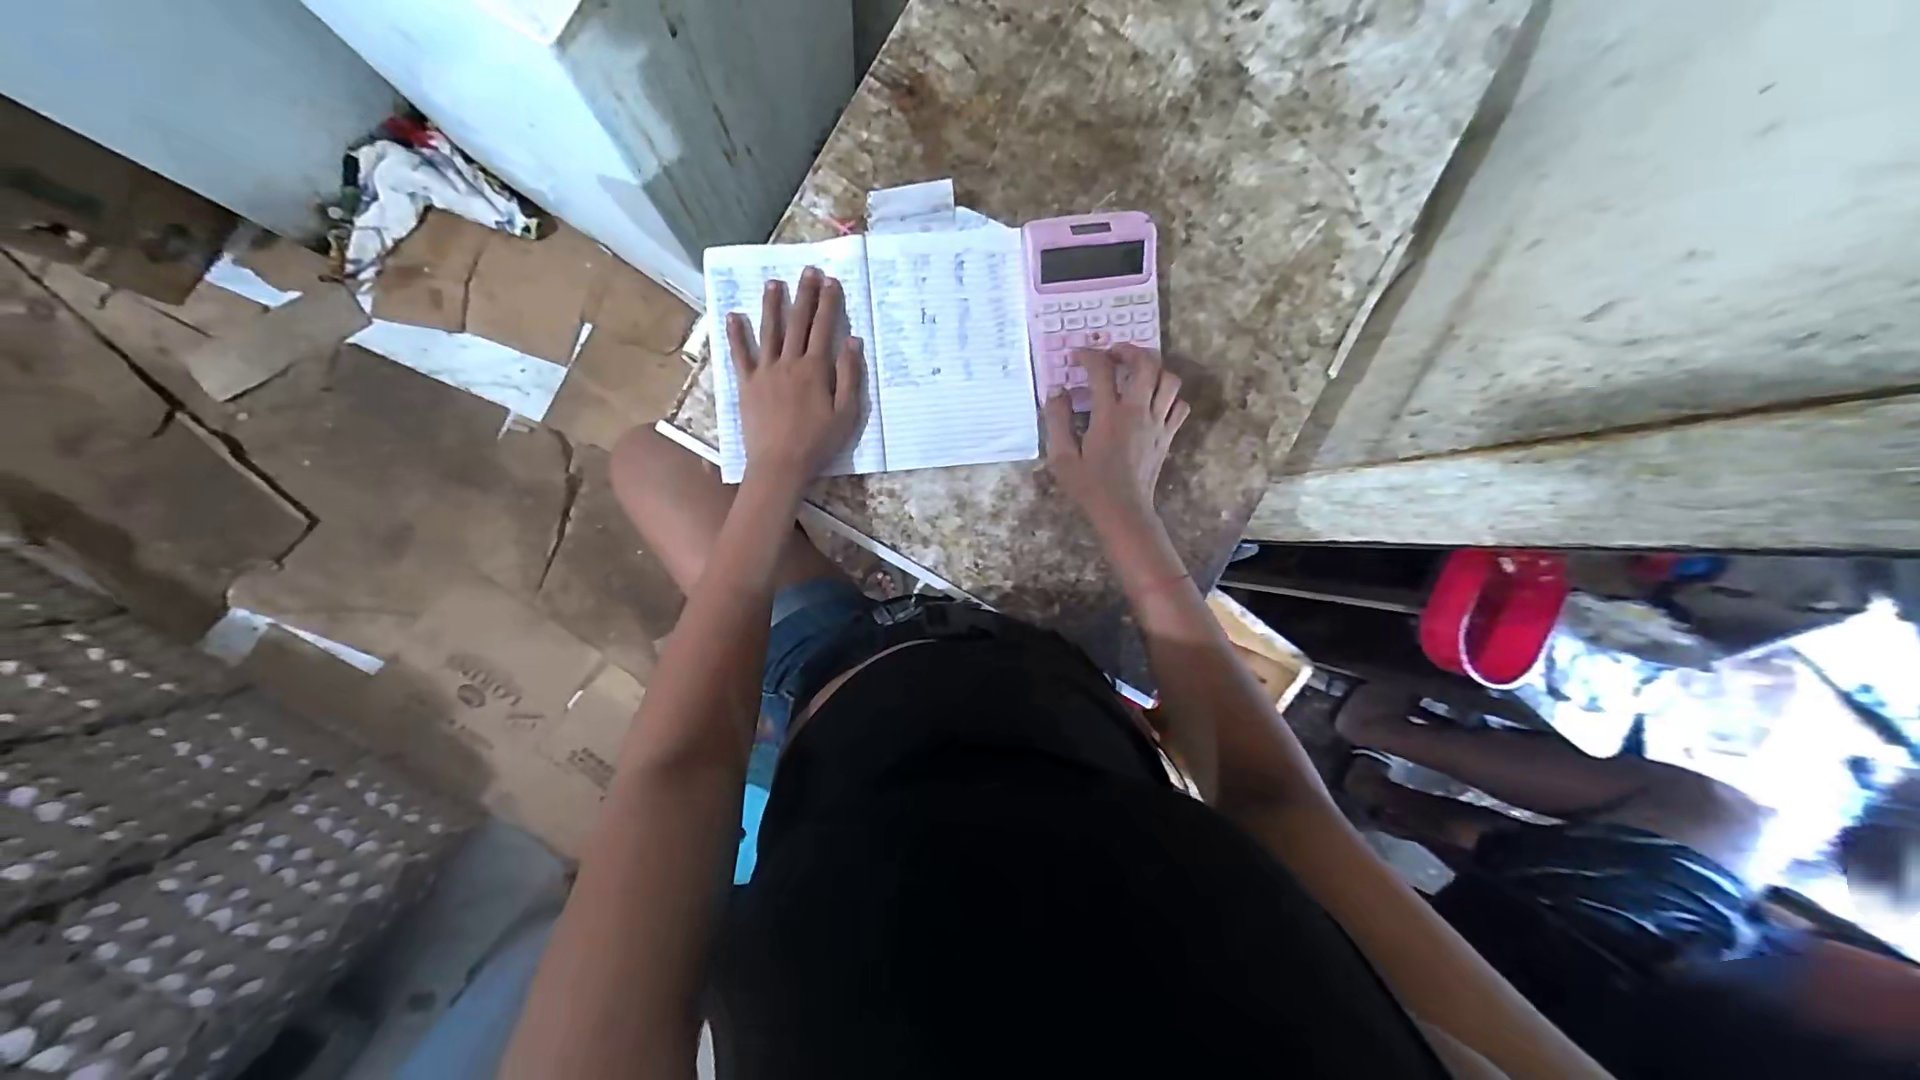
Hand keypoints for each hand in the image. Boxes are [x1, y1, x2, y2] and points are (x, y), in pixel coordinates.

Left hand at [726, 267, 864, 490]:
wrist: (779, 464)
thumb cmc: (818, 443)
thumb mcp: (846, 414)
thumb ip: (850, 376)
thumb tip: (852, 341)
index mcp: (815, 369)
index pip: (824, 328)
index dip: (829, 303)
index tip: (831, 281)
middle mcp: (789, 363)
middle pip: (798, 322)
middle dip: (805, 294)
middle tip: (808, 271)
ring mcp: (764, 372)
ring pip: (769, 331)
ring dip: (772, 305)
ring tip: (774, 282)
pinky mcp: (746, 385)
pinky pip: (740, 355)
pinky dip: (736, 334)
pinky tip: (734, 316)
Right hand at [1043, 344, 1190, 532]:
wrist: (1123, 510)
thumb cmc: (1089, 485)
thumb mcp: (1061, 456)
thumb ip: (1057, 420)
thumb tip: (1056, 391)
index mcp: (1109, 415)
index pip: (1101, 370)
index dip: (1088, 356)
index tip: (1077, 356)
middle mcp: (1138, 411)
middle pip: (1146, 363)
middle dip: (1129, 350)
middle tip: (1113, 354)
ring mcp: (1158, 423)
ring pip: (1169, 380)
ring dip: (1154, 368)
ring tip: (1136, 372)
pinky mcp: (1168, 435)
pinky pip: (1179, 405)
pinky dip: (1170, 396)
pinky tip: (1154, 400)